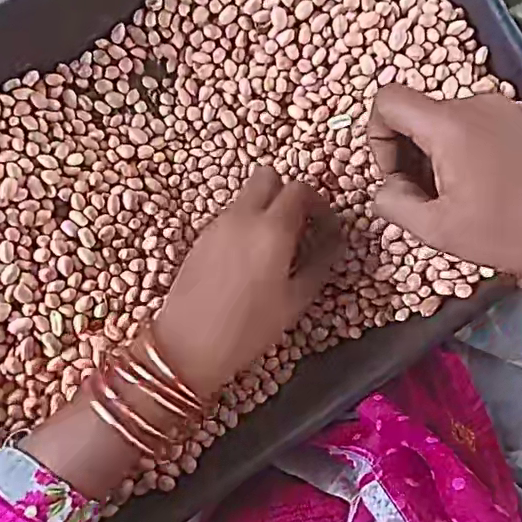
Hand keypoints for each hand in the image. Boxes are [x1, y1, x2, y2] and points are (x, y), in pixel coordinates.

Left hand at [153, 165, 341, 395]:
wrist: (187, 345)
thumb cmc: (249, 328)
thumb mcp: (295, 300)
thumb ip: (319, 263)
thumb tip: (334, 241)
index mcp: (272, 228)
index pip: (300, 189)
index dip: (318, 203)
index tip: (324, 227)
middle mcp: (243, 216)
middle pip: (268, 177)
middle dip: (287, 193)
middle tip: (298, 226)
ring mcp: (217, 225)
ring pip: (247, 197)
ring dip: (265, 210)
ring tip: (274, 250)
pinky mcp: (201, 238)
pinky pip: (230, 217)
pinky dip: (245, 226)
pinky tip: (248, 262)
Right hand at [368, 85, 521, 277]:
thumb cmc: (510, 233)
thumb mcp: (438, 230)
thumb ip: (393, 204)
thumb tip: (384, 189)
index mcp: (450, 125)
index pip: (388, 100)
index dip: (376, 136)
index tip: (394, 175)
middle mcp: (477, 103)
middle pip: (417, 112)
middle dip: (407, 153)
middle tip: (424, 197)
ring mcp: (504, 109)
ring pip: (444, 121)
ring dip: (434, 155)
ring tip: (456, 197)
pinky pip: (473, 125)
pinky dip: (461, 150)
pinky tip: (480, 187)